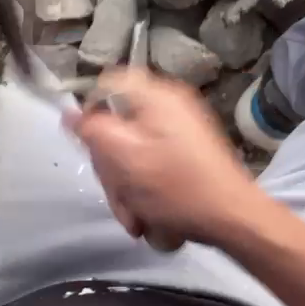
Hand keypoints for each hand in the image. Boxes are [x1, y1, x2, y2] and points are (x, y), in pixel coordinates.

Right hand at [67, 70, 274, 249]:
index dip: (89, 114)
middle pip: (117, 123)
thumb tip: (70, 113)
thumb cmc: (177, 187)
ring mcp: (181, 129)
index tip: (89, 147)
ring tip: (134, 216)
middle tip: (117, 194)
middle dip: (111, 166)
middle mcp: (169, 105)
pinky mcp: (189, 152)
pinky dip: (145, 187)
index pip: (106, 86)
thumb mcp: (124, 157)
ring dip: (126, 185)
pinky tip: (148, 214)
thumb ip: (92, 130)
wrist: (234, 219)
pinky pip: (152, 162)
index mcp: (156, 96)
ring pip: (132, 149)